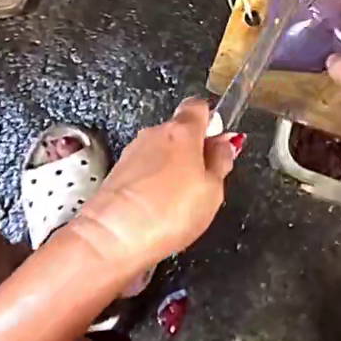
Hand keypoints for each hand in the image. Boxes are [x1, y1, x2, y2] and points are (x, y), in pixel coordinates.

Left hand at [63, 98, 239, 277]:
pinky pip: (145, 169)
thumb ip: (221, 161)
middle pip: (179, 130)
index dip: (211, 120)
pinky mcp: (118, 171)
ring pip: (161, 151)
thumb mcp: (212, 190)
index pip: (198, 106)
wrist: (114, 234)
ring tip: (181, 200)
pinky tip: (160, 207)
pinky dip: (154, 182)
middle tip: (205, 180)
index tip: (219, 140)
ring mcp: (133, 151)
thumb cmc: (167, 212)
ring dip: (173, 167)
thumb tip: (225, 144)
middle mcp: (155, 133)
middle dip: (193, 150)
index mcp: (182, 130)